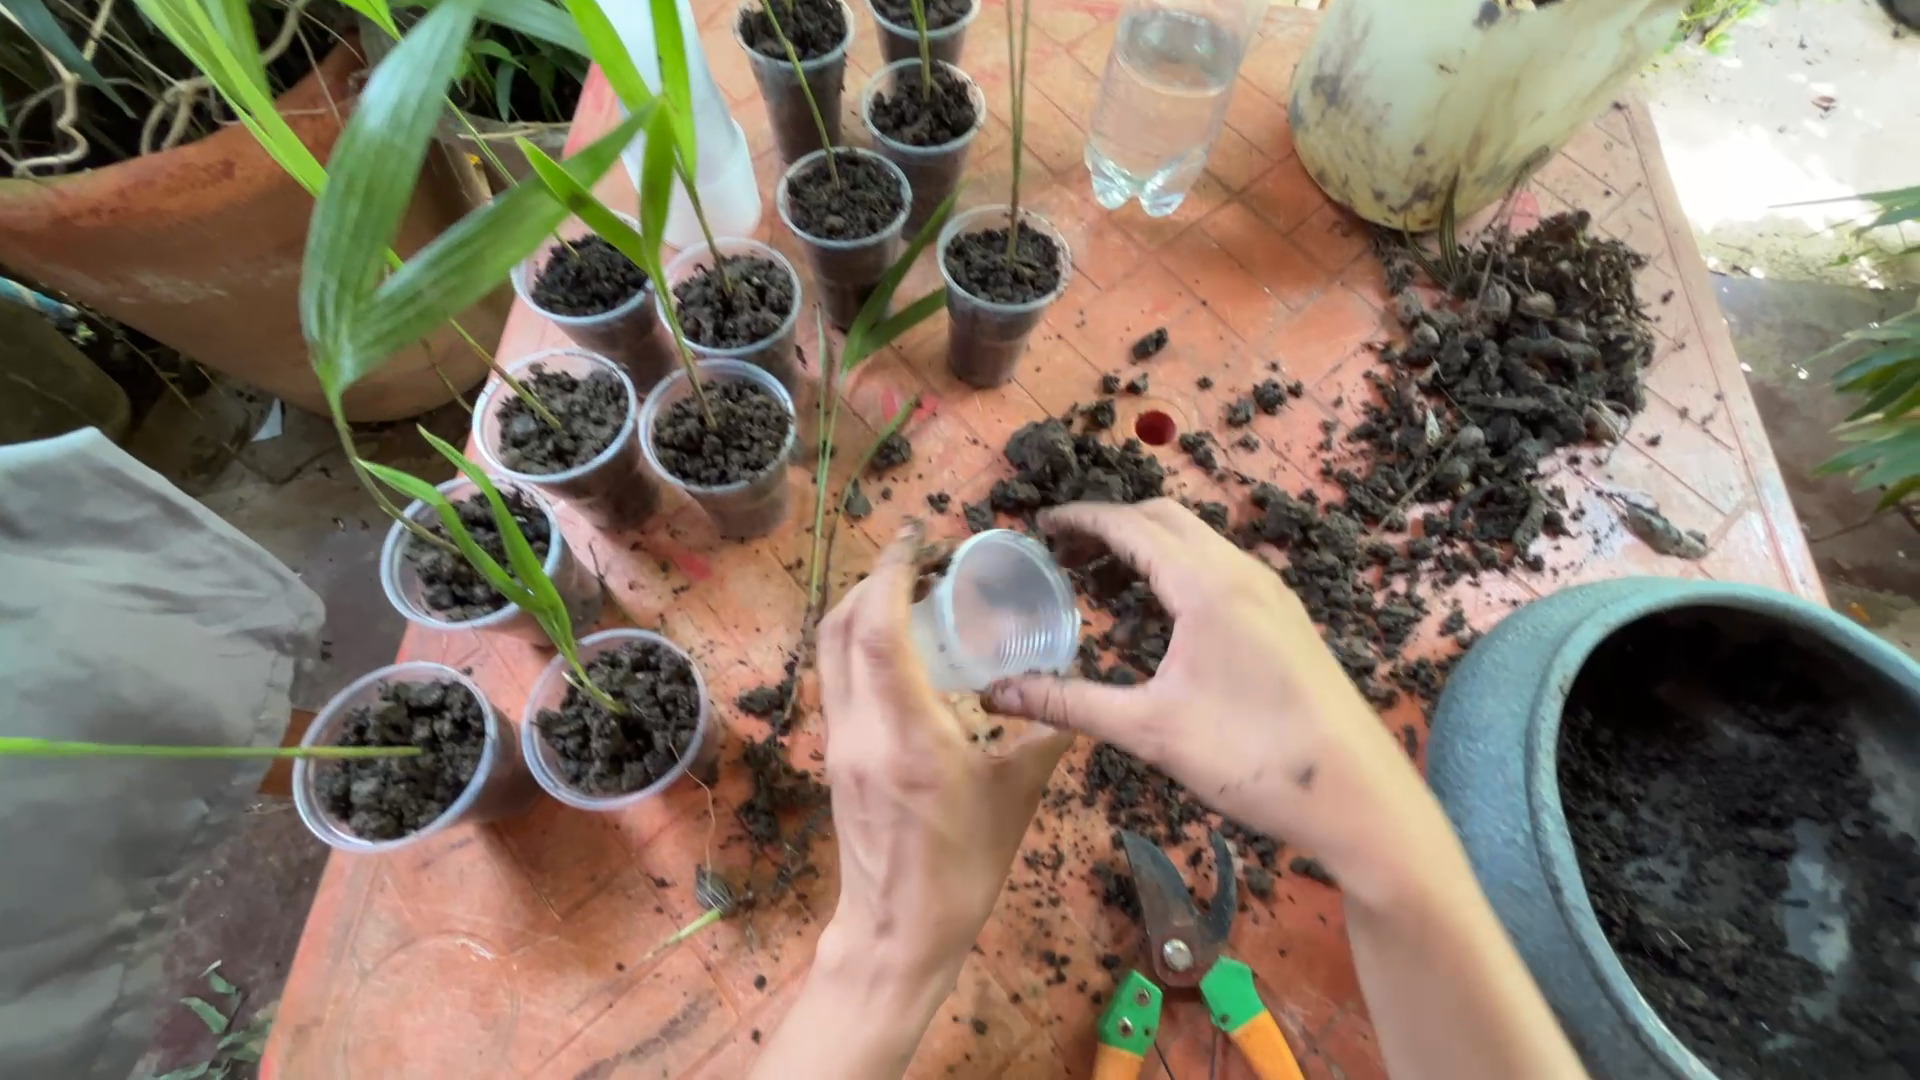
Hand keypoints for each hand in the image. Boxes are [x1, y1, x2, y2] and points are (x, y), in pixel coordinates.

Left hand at [816, 522, 1072, 988]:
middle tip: (922, 557)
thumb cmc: (962, 869)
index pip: (877, 630)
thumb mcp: (1016, 797)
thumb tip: (1070, 690)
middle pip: (842, 625)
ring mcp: (838, 739)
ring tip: (910, 587)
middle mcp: (860, 728)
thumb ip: (1044, 734)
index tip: (919, 536)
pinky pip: (837, 673)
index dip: (893, 571)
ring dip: (863, 604)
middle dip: (877, 576)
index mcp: (907, 735)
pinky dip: (859, 638)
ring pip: (831, 647)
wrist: (897, 933)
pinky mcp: (834, 751)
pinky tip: (899, 642)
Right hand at [985, 499, 1434, 901]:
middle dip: (1110, 525)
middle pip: (1165, 518)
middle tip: (1064, 554)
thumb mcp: (1151, 731)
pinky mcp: (1284, 615)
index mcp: (1208, 585)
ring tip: (1099, 580)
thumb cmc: (1252, 758)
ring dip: (1144, 545)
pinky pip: (1218, 565)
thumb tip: (994, 696)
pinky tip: (1157, 610)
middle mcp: (1242, 572)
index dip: (1081, 519)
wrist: (1363, 800)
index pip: (1132, 526)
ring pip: (1196, 540)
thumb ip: (1069, 704)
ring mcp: (1271, 591)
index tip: (1040, 524)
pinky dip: (1175, 566)